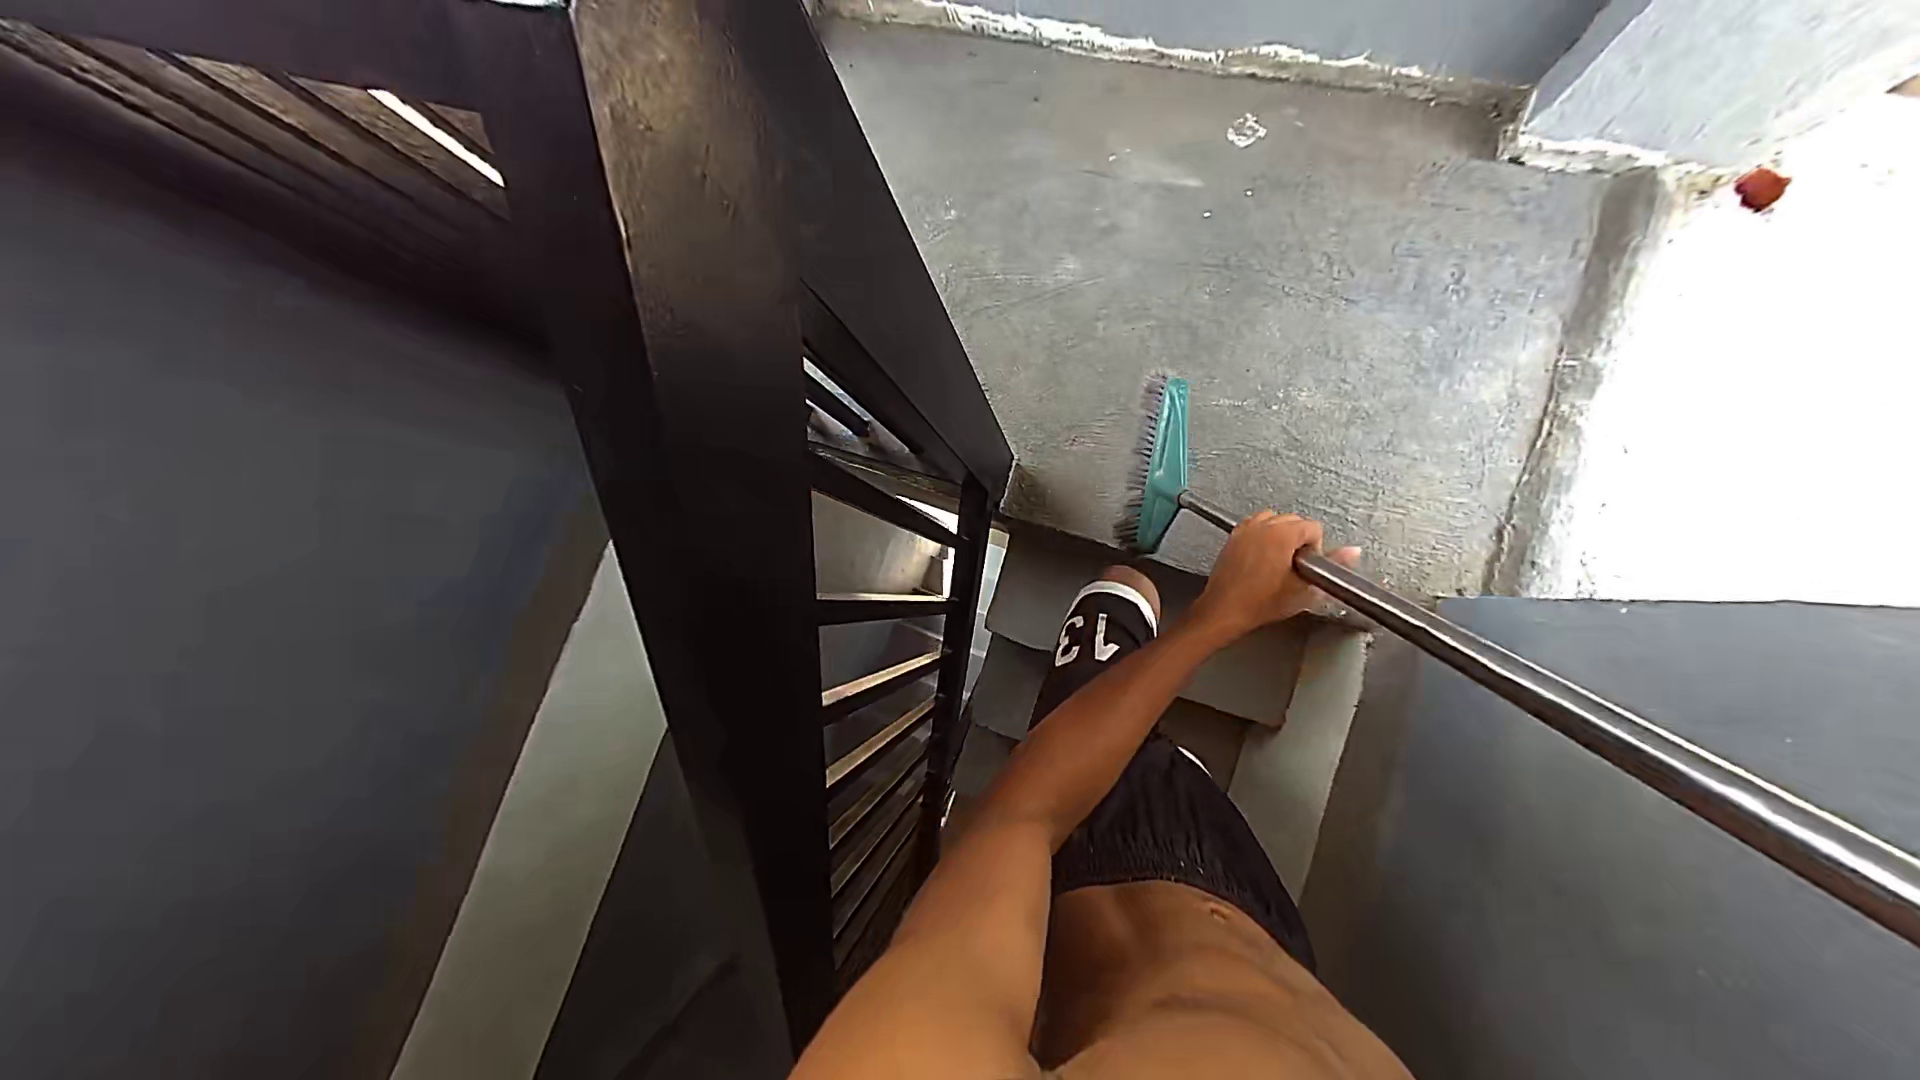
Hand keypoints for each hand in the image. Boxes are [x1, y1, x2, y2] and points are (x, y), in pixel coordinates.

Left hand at [1190, 511, 1360, 638]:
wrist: (1226, 609)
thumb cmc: (1261, 602)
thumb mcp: (1304, 588)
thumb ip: (1333, 564)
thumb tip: (1354, 551)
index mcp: (1282, 534)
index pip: (1313, 527)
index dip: (1316, 546)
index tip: (1308, 564)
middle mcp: (1262, 526)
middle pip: (1293, 520)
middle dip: (1299, 538)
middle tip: (1296, 563)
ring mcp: (1244, 530)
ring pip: (1272, 519)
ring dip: (1280, 533)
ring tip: (1280, 558)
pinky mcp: (1232, 538)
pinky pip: (1253, 526)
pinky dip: (1262, 534)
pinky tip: (1263, 555)